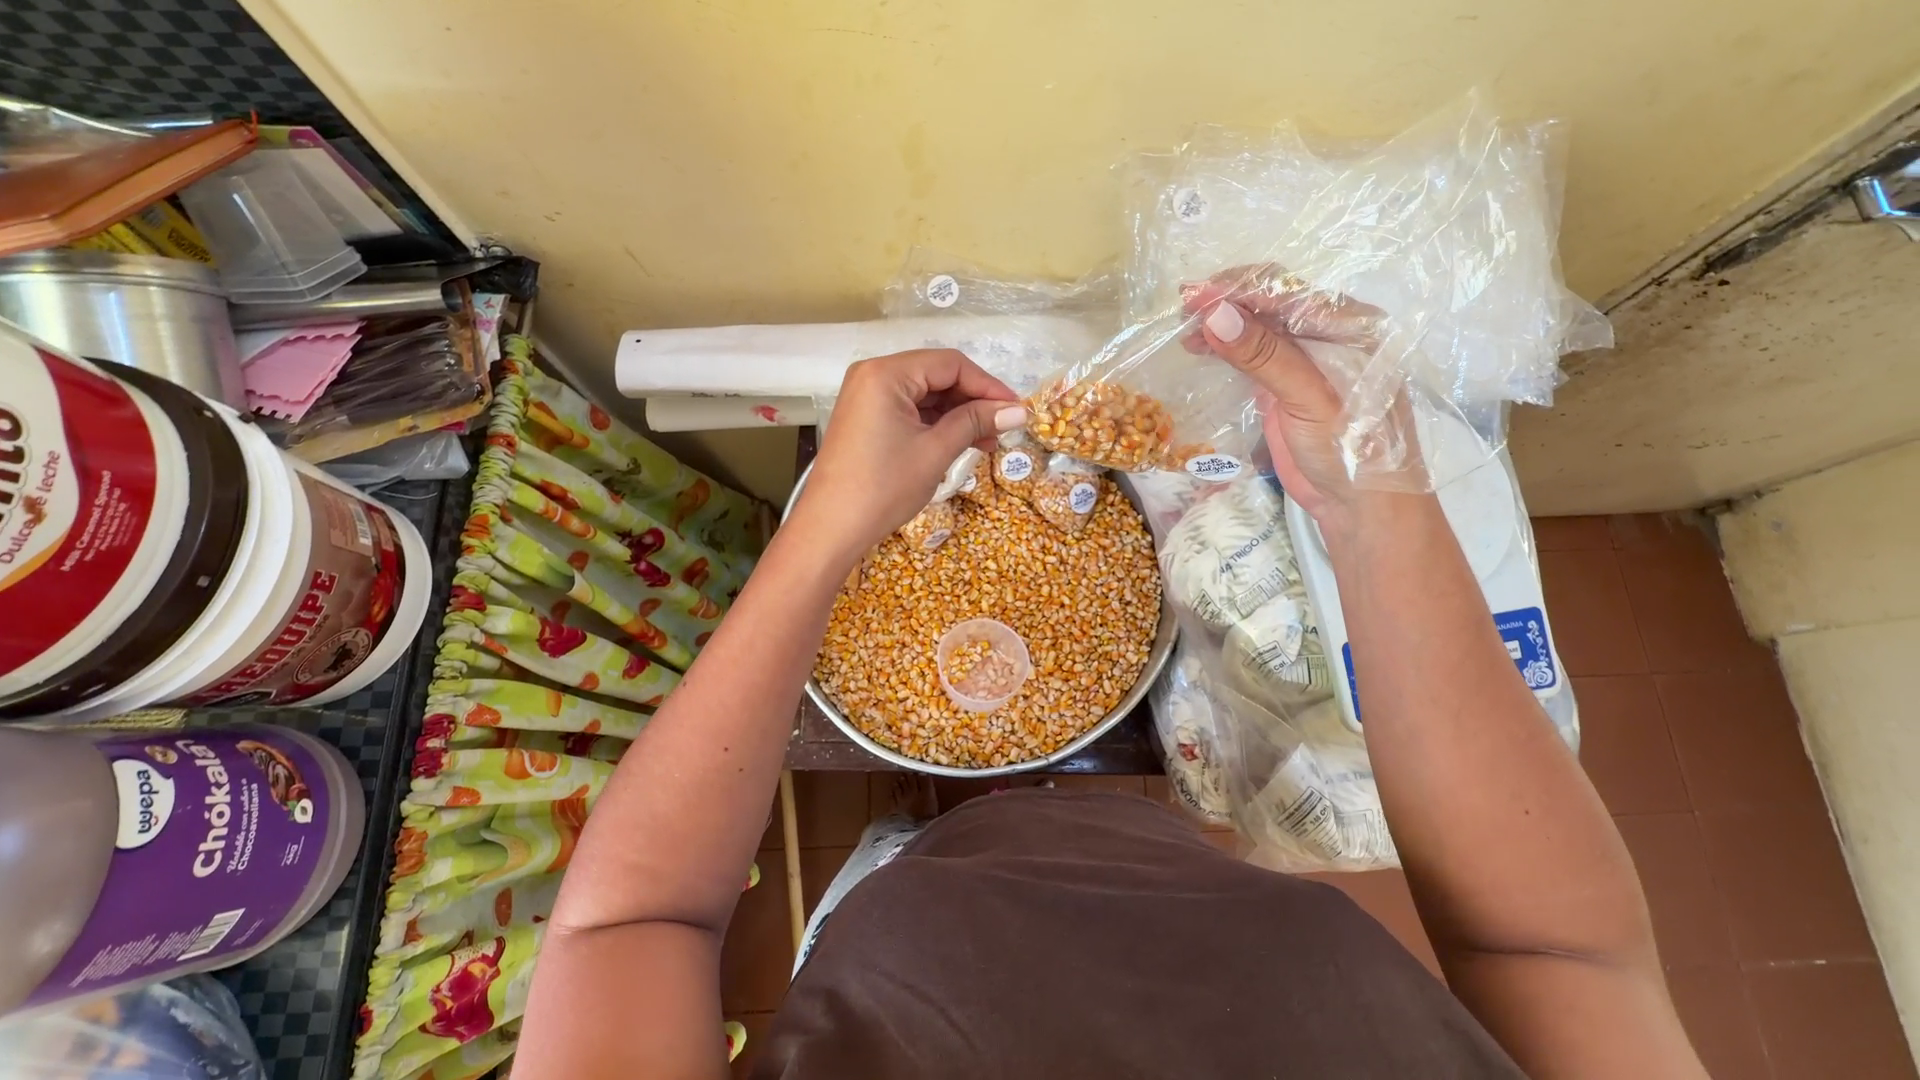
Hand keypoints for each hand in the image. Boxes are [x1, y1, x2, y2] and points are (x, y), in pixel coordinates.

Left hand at [792, 349, 1024, 559]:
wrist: (831, 528)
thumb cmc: (884, 487)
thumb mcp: (935, 451)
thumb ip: (975, 422)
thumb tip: (1017, 411)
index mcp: (886, 374)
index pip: (950, 364)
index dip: (987, 385)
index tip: (1016, 410)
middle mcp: (873, 375)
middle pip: (936, 375)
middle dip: (973, 400)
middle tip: (1003, 428)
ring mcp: (866, 397)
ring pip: (924, 394)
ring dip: (957, 414)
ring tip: (987, 440)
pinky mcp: (866, 419)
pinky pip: (909, 410)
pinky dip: (935, 424)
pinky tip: (960, 442)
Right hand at [1183, 267, 1415, 534]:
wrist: (1364, 508)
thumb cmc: (1351, 451)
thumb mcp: (1309, 400)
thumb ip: (1264, 355)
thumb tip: (1214, 314)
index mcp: (1352, 325)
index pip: (1289, 292)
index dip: (1240, 290)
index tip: (1194, 296)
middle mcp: (1332, 333)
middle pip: (1272, 303)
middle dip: (1227, 301)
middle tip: (1181, 307)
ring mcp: (1308, 359)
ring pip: (1258, 327)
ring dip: (1222, 323)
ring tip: (1183, 328)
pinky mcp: (1287, 384)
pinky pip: (1254, 354)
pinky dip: (1226, 348)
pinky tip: (1201, 347)